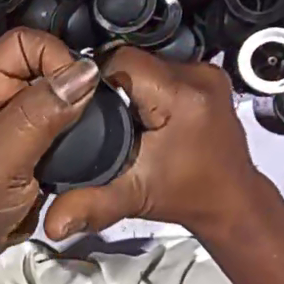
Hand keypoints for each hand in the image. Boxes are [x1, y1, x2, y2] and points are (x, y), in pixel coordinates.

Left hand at [0, 29, 101, 254]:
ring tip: (84, 126)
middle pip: (45, 61)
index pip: (24, 42)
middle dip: (69, 80)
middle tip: (82, 113)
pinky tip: (81, 139)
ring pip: (57, 88)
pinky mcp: (35, 136)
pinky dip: (77, 122)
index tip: (76, 89)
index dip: (54, 57)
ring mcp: (17, 115)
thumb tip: (84, 73)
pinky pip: (63, 114)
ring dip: (76, 102)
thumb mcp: (5, 155)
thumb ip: (40, 113)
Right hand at [44, 47, 268, 238]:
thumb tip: (53, 224)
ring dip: (128, 82)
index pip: (121, 61)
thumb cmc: (190, 195)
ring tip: (117, 112)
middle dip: (110, 82)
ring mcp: (206, 74)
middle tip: (98, 113)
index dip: (94, 78)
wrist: (231, 200)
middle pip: (133, 59)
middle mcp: (199, 77)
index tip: (83, 102)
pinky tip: (138, 109)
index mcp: (182, 98)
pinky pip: (163, 69)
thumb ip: (90, 204)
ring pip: (147, 62)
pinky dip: (147, 85)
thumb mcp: (132, 197)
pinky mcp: (207, 78)